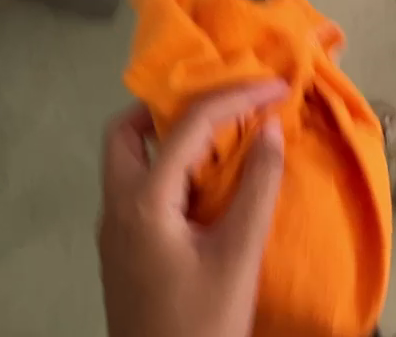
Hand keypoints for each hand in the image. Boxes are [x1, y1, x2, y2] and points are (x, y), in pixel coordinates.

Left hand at [99, 81, 288, 336]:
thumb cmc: (203, 323)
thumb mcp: (239, 255)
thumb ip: (257, 185)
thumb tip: (271, 126)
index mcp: (144, 203)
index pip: (189, 124)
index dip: (237, 95)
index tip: (277, 84)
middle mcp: (118, 208)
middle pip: (127, 131)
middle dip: (173, 102)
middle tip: (224, 97)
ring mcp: (118, 230)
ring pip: (131, 157)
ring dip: (172, 130)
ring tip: (226, 123)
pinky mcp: (129, 247)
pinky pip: (144, 182)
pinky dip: (175, 159)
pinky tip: (213, 168)